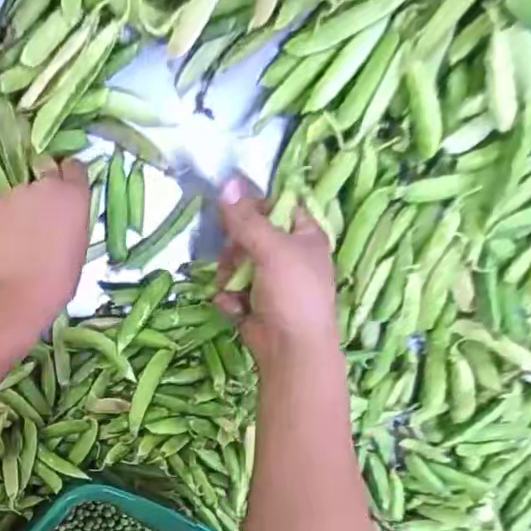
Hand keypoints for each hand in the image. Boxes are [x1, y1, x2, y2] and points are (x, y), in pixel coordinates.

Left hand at [0, 159, 90, 318]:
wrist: (21, 295)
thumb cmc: (58, 279)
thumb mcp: (78, 244)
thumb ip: (72, 218)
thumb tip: (63, 215)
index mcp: (74, 195)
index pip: (73, 167)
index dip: (67, 177)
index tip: (63, 189)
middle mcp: (46, 186)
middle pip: (44, 172)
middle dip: (42, 188)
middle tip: (37, 215)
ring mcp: (16, 194)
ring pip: (19, 194)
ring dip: (20, 208)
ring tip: (18, 238)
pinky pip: (0, 209)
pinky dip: (1, 221)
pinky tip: (3, 244)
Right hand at [215, 175, 339, 366]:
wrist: (291, 346)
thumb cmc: (293, 292)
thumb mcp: (271, 249)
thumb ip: (246, 219)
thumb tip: (226, 184)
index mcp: (304, 235)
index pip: (278, 207)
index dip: (255, 208)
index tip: (235, 216)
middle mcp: (287, 255)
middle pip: (248, 237)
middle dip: (234, 251)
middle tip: (233, 260)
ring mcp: (269, 281)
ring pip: (234, 266)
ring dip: (227, 278)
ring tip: (232, 291)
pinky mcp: (252, 303)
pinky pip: (230, 292)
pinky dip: (228, 300)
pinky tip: (234, 309)